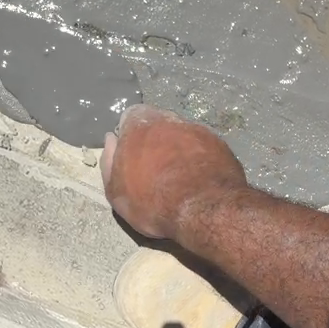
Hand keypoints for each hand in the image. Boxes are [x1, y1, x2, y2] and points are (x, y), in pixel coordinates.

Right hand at [101, 105, 249, 240]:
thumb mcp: (116, 192)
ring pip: (182, 134)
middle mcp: (169, 119)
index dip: (131, 136)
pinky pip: (203, 147)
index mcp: (139, 125)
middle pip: (158, 124)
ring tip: (179, 177)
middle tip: (156, 169)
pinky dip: (199, 158)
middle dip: (156, 141)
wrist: (205, 210)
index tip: (133, 156)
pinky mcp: (220, 143)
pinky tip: (199, 179)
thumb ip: (108, 161)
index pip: (130, 117)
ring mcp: (198, 130)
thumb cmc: (153, 203)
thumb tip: (111, 139)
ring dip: (179, 149)